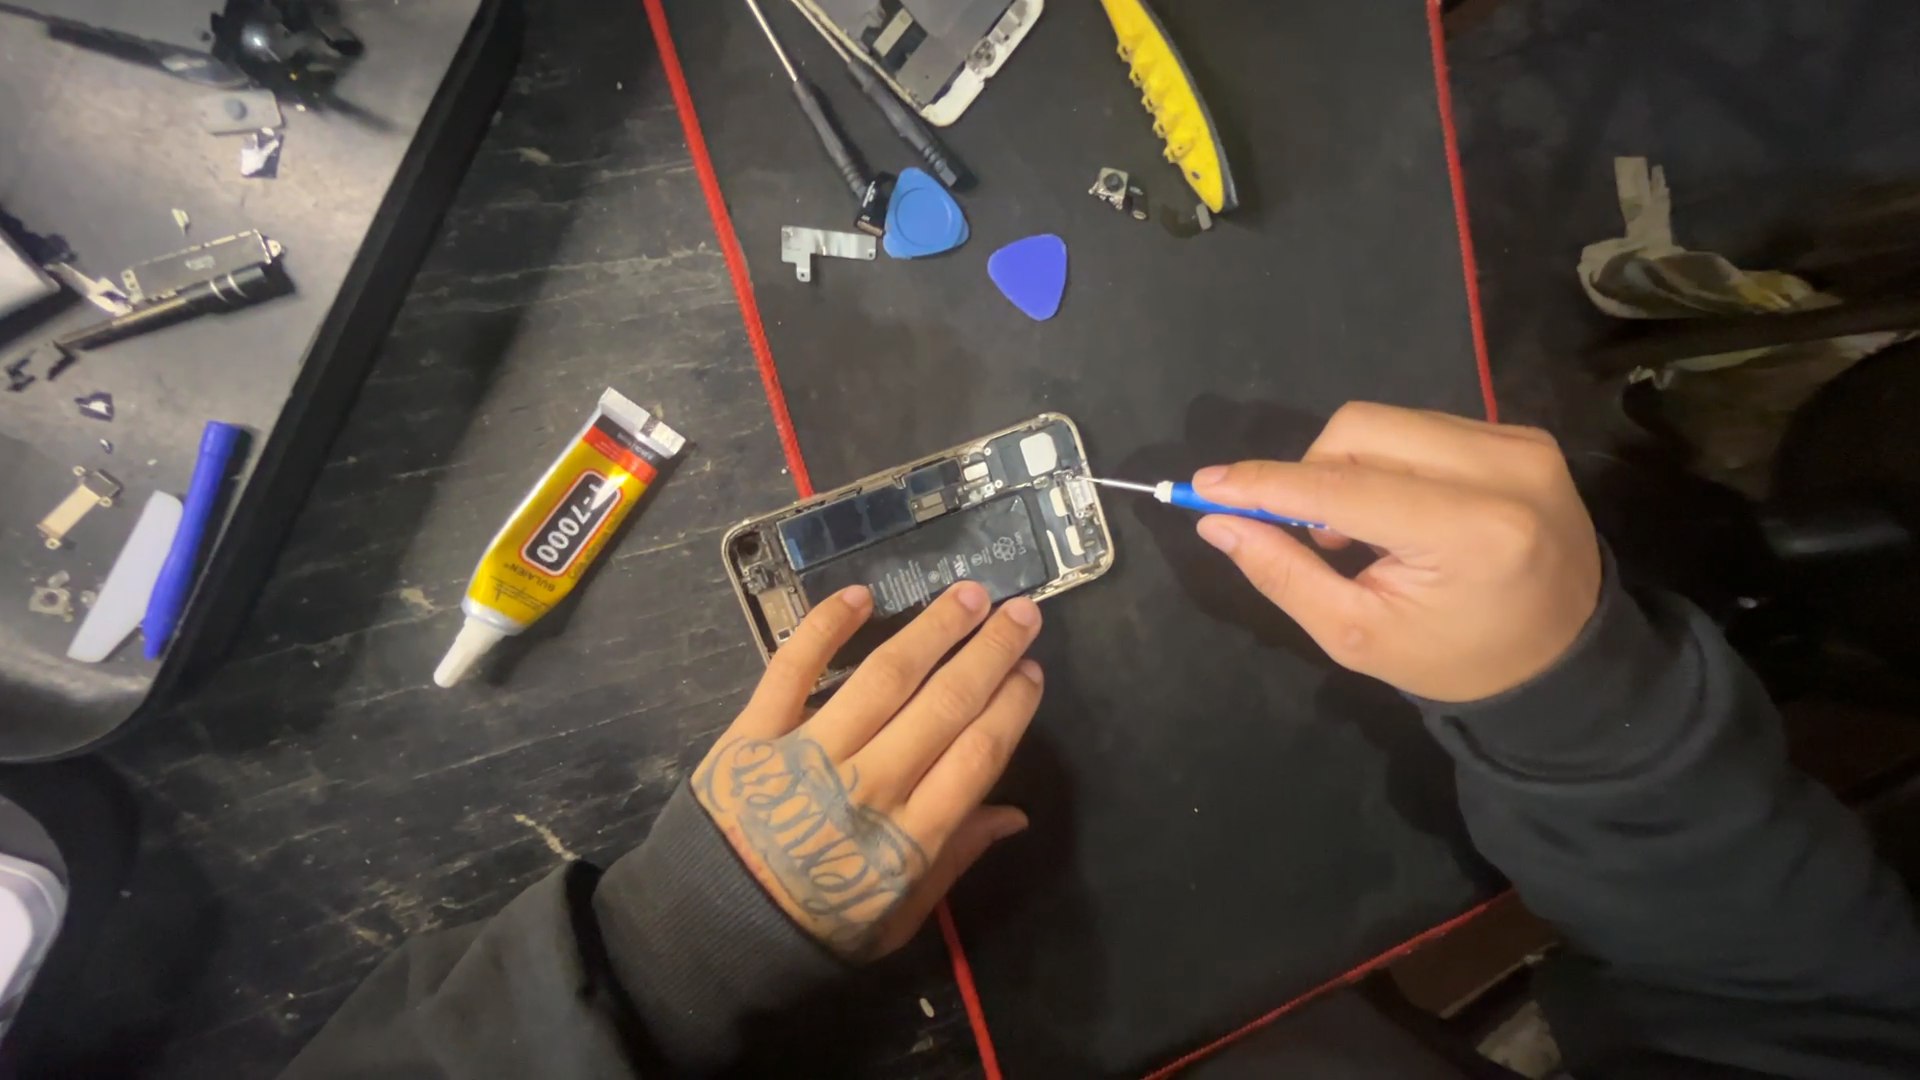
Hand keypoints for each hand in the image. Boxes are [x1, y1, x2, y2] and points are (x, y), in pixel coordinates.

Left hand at [693, 582, 1040, 958]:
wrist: (706, 935)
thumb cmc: (814, 929)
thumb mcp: (898, 918)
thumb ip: (956, 859)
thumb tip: (1014, 814)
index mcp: (908, 839)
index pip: (977, 754)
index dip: (1012, 705)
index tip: (1032, 670)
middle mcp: (867, 786)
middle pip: (944, 705)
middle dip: (990, 653)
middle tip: (1021, 612)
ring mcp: (808, 753)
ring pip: (884, 676)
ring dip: (933, 629)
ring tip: (969, 595)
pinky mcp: (754, 732)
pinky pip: (794, 668)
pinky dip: (826, 627)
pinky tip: (861, 596)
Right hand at [1190, 403, 1601, 701]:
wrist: (1564, 660)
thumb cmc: (1453, 658)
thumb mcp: (1354, 635)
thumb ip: (1282, 574)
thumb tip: (1216, 522)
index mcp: (1469, 533)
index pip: (1340, 490)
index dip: (1263, 485)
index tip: (1203, 486)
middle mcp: (1504, 470)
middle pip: (1358, 431)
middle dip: (1308, 475)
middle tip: (1313, 535)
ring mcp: (1520, 445)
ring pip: (1382, 422)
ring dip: (1342, 469)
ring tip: (1359, 530)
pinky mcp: (1521, 436)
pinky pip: (1413, 426)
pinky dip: (1379, 463)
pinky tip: (1395, 510)